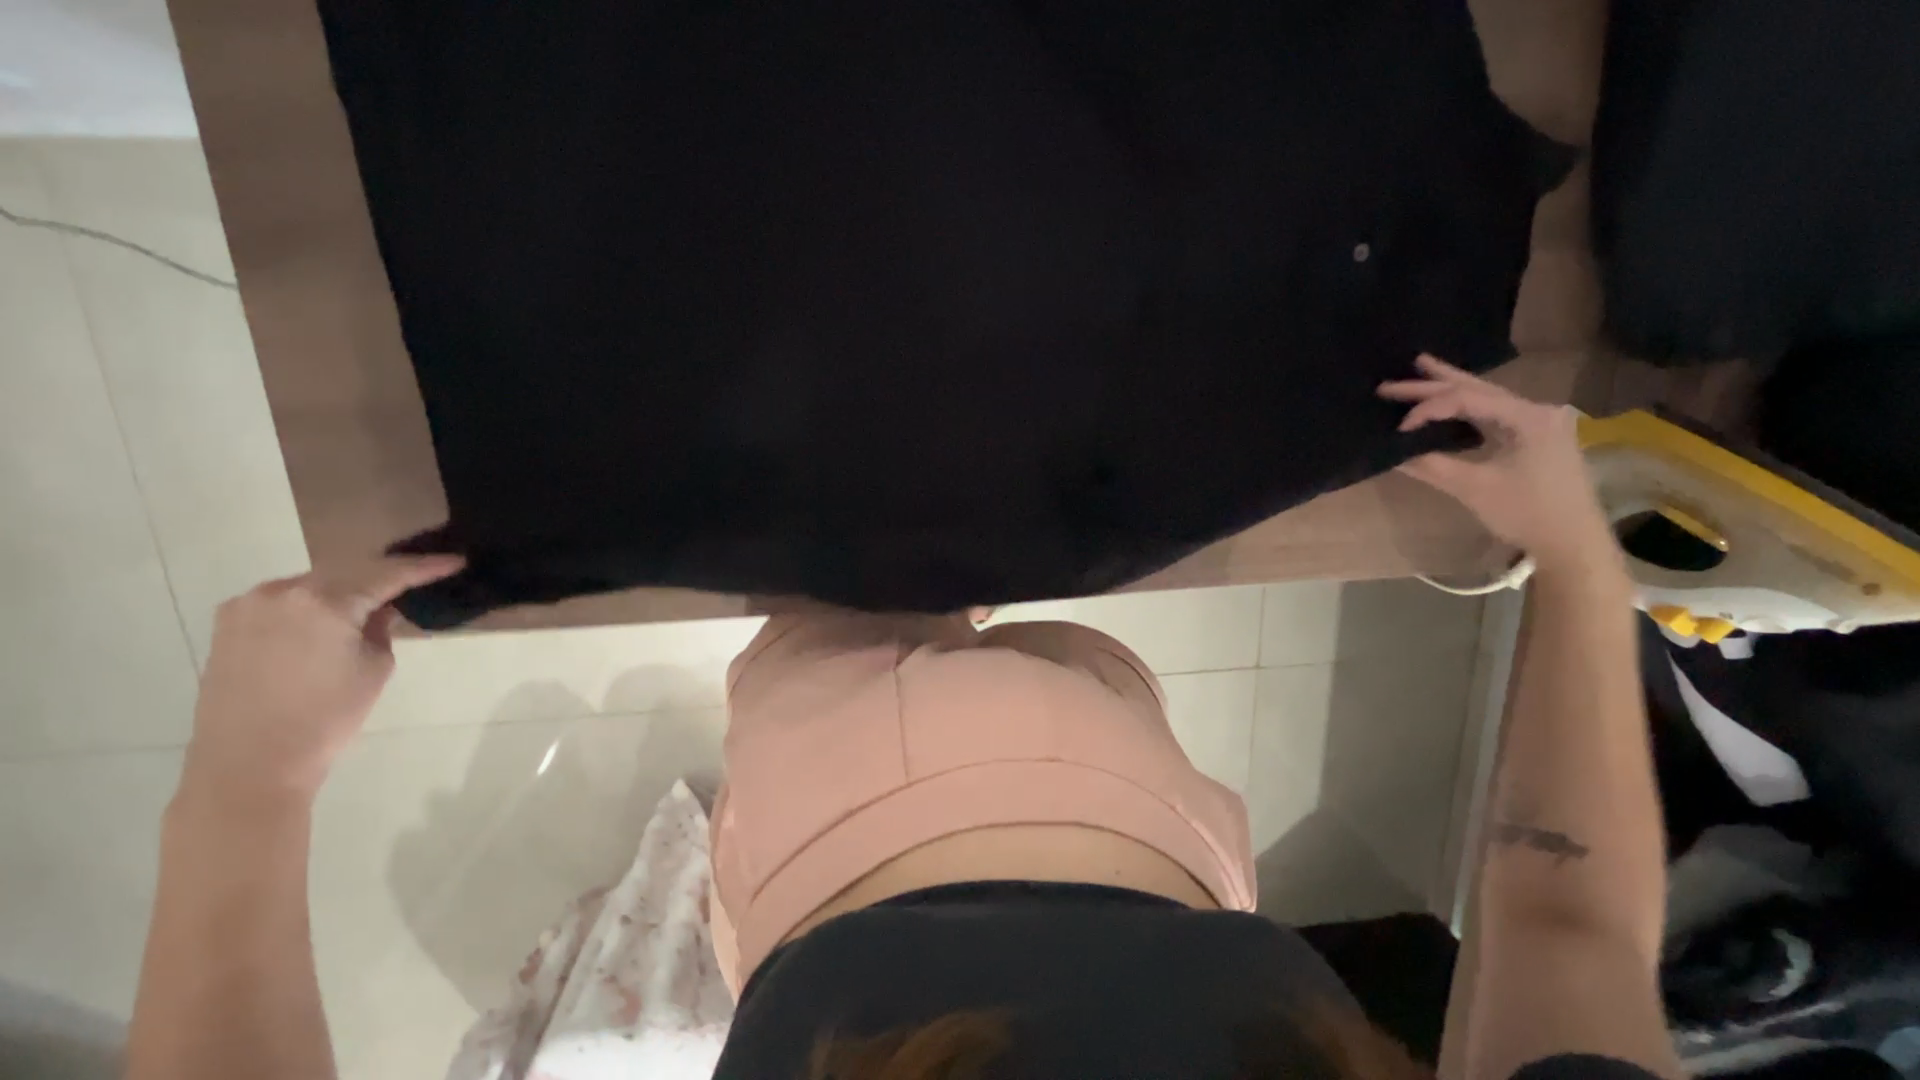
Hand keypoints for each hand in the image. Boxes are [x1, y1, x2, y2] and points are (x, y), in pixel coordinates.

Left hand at [179, 555, 464, 811]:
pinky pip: (283, 601)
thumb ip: (381, 628)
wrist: (250, 763)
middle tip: (415, 580)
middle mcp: (281, 591)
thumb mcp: (375, 669)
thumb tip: (378, 610)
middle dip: (381, 576)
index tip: (454, 562)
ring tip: (371, 603)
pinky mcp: (228, 624)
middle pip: (346, 572)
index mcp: (324, 601)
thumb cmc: (326, 718)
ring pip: (311, 584)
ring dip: (343, 590)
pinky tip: (327, 620)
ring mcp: (248, 605)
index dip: (424, 567)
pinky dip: (311, 604)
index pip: (387, 574)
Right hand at [1379, 354, 1616, 570]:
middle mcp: (1536, 410)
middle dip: (1432, 384)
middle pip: (1477, 389)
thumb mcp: (1474, 488)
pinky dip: (1465, 407)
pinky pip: (1493, 413)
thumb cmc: (1527, 513)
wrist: (1572, 543)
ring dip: (1450, 388)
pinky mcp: (1534, 436)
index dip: (1427, 409)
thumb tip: (1393, 453)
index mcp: (1528, 416)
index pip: (1467, 399)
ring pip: (1485, 397)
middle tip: (1390, 382)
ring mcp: (1538, 422)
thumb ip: (1432, 465)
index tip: (1398, 429)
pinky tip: (1446, 401)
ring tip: (1419, 369)